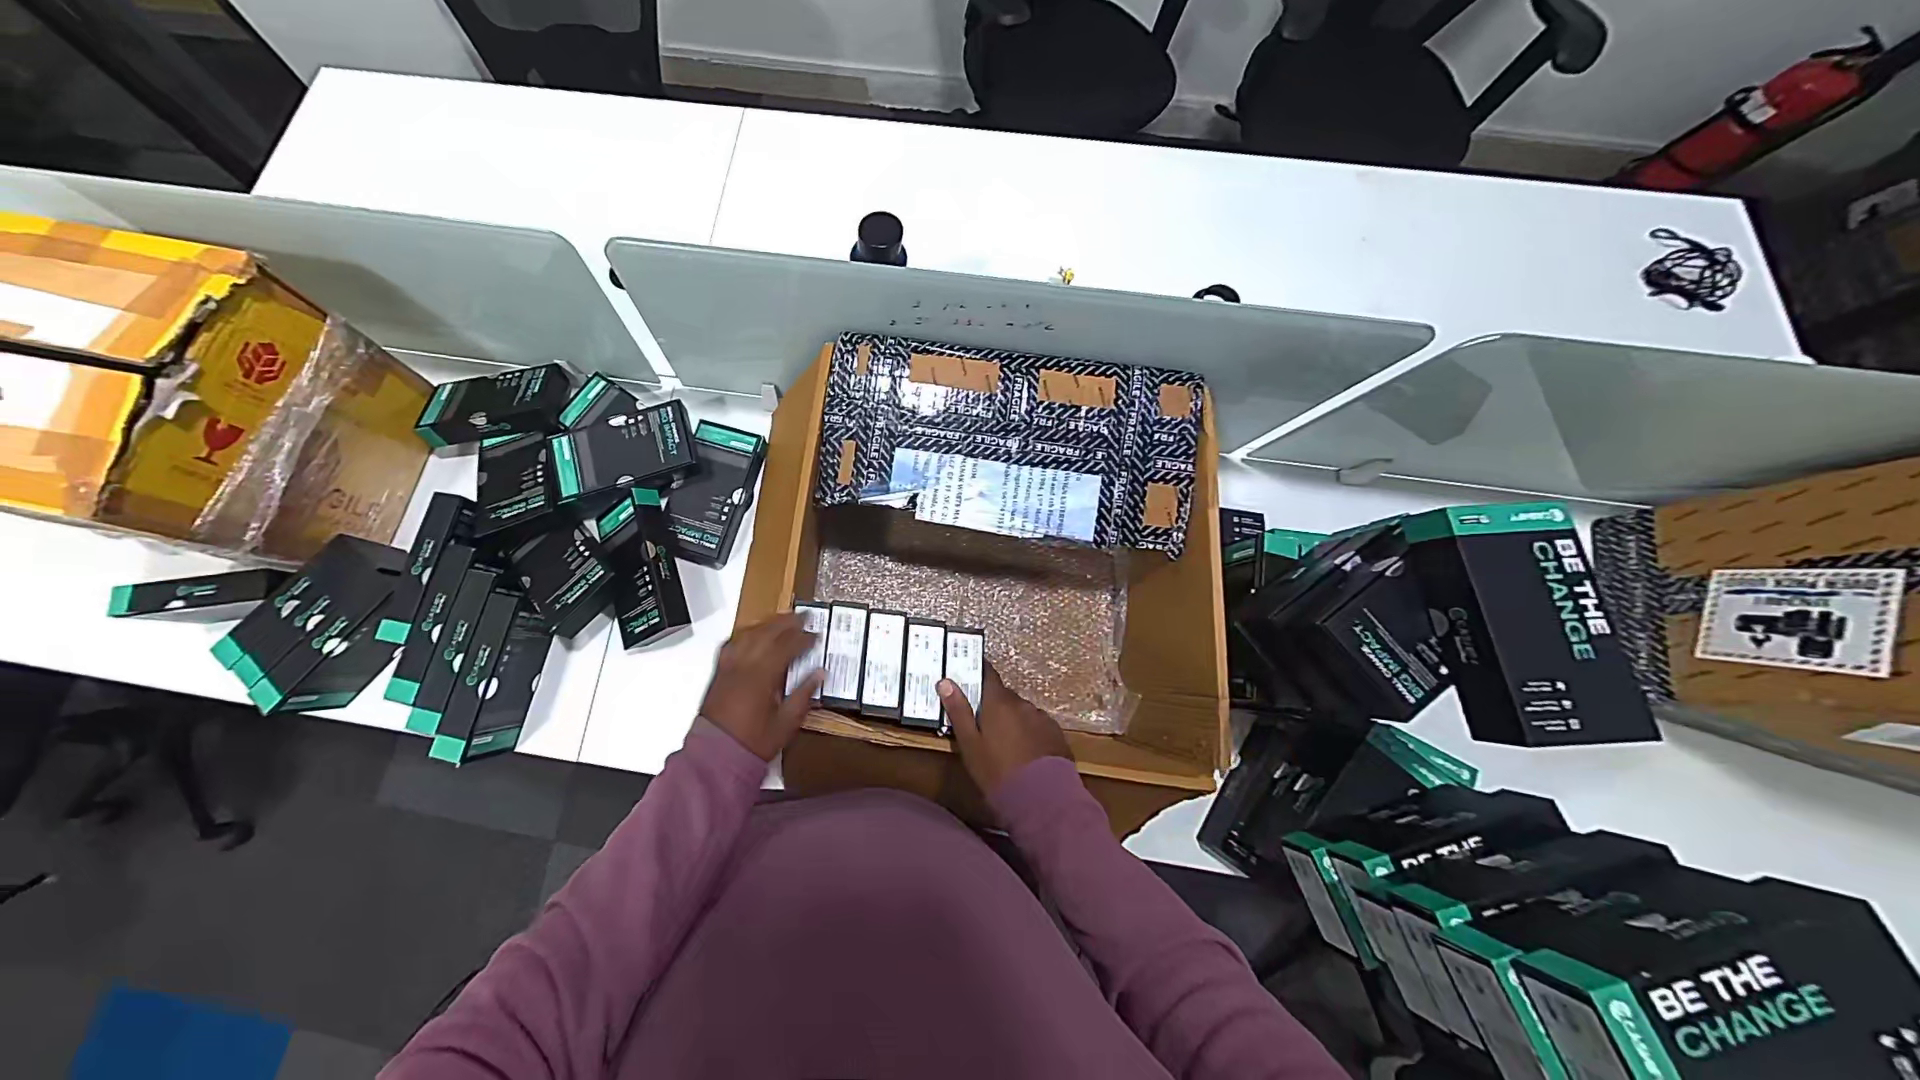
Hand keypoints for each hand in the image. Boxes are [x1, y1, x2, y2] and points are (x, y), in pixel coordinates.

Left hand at [700, 613, 822, 761]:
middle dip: (786, 623)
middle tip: (802, 618)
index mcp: (761, 677)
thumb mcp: (787, 723)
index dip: (803, 639)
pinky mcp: (718, 673)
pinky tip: (751, 634)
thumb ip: (803, 695)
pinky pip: (731, 644)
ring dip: (766, 623)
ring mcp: (728, 668)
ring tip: (780, 620)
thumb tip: (819, 675)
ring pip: (747, 634)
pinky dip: (744, 634)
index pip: (786, 646)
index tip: (815, 636)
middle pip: (766, 633)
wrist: (716, 758)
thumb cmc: (751, 744)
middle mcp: (742, 667)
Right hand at [939, 663, 1070, 797]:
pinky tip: (1024, 752)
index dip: (977, 672)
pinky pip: (1036, 725)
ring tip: (1003, 744)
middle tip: (980, 724)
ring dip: (1011, 720)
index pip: (987, 674)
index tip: (967, 675)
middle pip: (1003, 696)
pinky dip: (1028, 732)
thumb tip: (945, 682)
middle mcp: (1022, 703)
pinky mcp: (1056, 733)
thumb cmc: (997, 771)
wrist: (1042, 798)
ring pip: (1021, 712)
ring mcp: (1041, 718)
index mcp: (999, 702)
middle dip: (992, 704)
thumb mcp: (970, 745)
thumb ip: (958, 712)